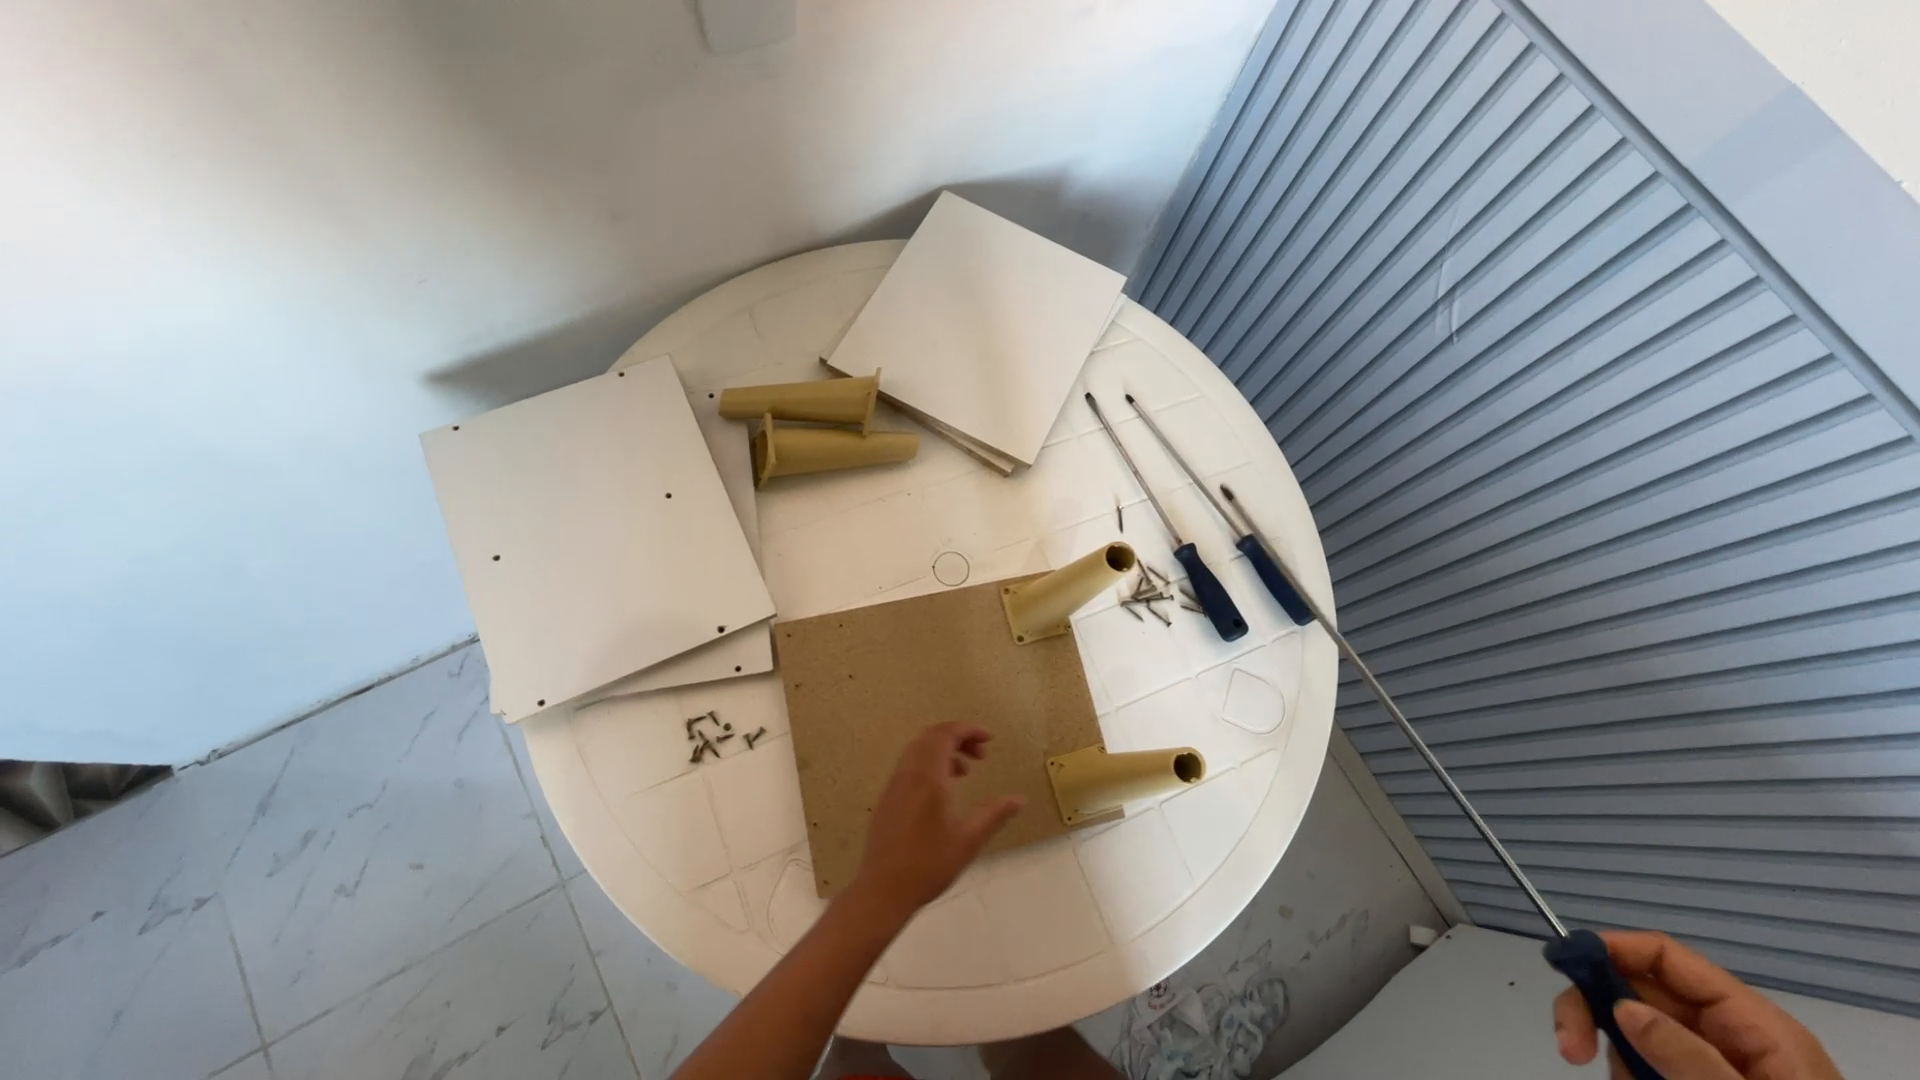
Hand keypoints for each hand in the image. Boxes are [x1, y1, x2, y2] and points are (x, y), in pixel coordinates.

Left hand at [847, 722, 1025, 919]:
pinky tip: (942, 790)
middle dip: (957, 736)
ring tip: (965, 771)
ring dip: (942, 750)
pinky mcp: (887, 799)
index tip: (988, 739)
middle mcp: (908, 775)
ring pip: (917, 750)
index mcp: (928, 779)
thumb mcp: (969, 841)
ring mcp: (894, 786)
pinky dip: (928, 764)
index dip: (968, 729)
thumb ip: (995, 815)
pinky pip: (909, 766)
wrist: (882, 890)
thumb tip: (1020, 799)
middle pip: (930, 737)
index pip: (945, 735)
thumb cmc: (929, 866)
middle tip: (981, 754)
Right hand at [1554, 932, 1842, 1079]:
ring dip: (1615, 1055)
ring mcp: (1709, 1060)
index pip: (1665, 955)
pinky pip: (1642, 1063)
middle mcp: (1725, 1031)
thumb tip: (1621, 1007)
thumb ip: (1689, 1057)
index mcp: (1752, 1022)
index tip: (1562, 963)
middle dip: (1592, 1010)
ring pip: (1631, 1030)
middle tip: (1568, 1047)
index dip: (1609, 947)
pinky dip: (1629, 1075)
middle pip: (1636, 990)